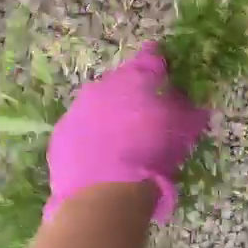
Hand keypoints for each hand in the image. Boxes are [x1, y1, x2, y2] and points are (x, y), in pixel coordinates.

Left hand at [45, 42, 209, 223]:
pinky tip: (106, 153)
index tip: (167, 72)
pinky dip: (95, 133)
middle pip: (123, 79)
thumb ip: (187, 104)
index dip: (161, 63)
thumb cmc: (155, 149)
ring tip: (126, 136)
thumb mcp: (188, 124)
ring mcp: (77, 110)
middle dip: (136, 90)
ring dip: (113, 112)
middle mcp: (104, 85)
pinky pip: (83, 126)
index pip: (152, 55)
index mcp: (137, 76)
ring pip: (100, 102)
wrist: (105, 192)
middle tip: (150, 110)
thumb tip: (185, 99)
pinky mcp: (60, 135)